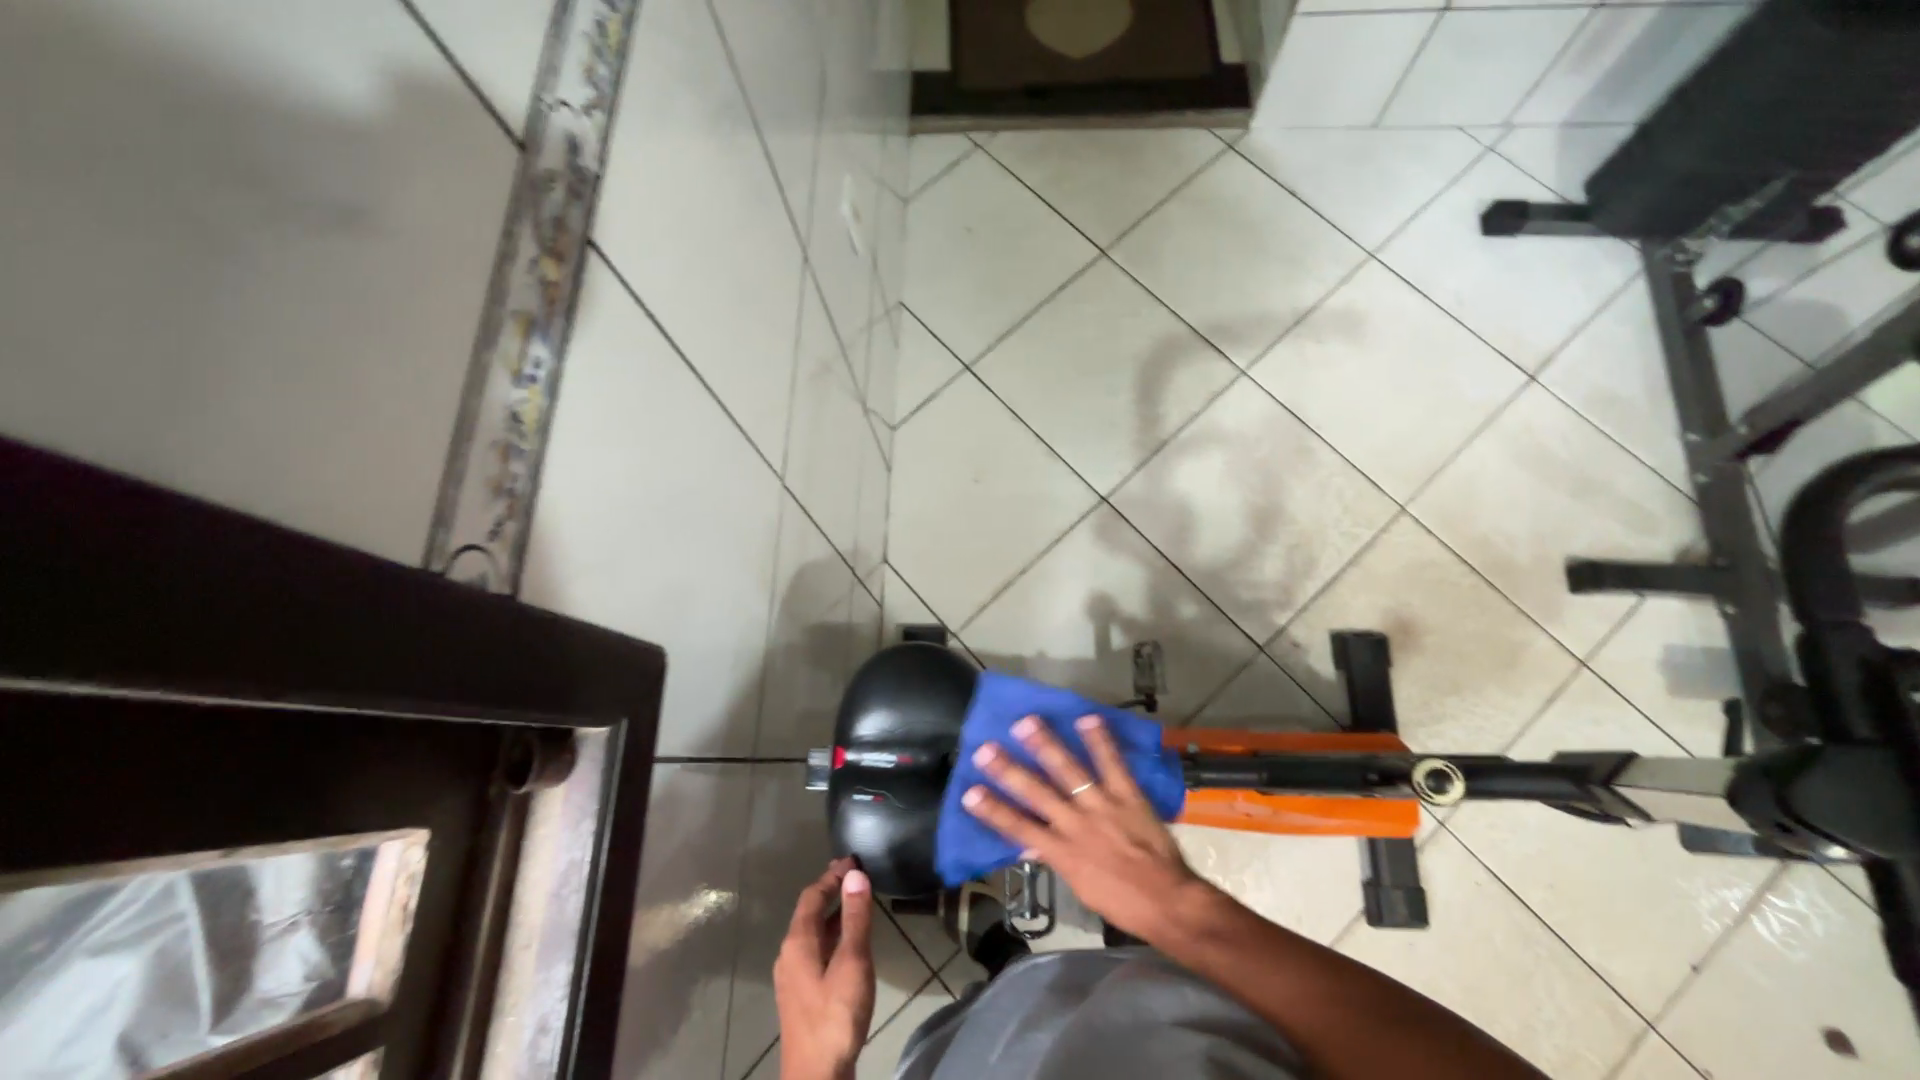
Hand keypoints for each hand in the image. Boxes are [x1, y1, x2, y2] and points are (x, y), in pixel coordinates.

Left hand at [774, 858, 875, 1079]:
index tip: (853, 859)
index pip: (812, 896)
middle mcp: (789, 954)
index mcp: (798, 942)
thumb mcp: (852, 962)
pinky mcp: (801, 995)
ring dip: (833, 915)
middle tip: (856, 875)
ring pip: (813, 934)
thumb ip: (855, 918)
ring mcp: (793, 977)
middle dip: (831, 891)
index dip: (832, 875)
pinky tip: (849, 946)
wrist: (816, 1076)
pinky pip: (816, 952)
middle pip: (809, 913)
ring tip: (857, 903)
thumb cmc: (835, 1016)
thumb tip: (855, 874)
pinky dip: (832, 937)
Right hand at [962, 713, 1212, 942]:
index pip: (1018, 828)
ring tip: (1026, 723)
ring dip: (1046, 745)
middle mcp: (1075, 824)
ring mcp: (1102, 806)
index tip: (969, 792)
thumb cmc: (1120, 901)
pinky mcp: (1128, 796)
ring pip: (1068, 772)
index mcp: (1061, 851)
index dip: (992, 810)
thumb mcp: (1079, 886)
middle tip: (985, 749)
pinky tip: (1087, 718)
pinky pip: (1112, 764)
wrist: (1166, 901)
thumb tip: (1031, 843)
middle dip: (1008, 771)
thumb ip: (1056, 858)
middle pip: (1036, 793)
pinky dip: (1100, 741)